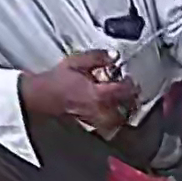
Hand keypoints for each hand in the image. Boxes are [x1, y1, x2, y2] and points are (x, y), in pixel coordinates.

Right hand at [19, 51, 137, 131]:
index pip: (122, 91)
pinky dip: (116, 117)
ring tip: (126, 102)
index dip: (130, 85)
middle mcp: (100, 109)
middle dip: (131, 100)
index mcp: (98, 94)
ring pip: (120, 119)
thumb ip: (97, 58)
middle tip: (133, 92)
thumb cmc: (60, 80)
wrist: (47, 96)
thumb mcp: (77, 62)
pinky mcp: (94, 124)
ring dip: (125, 110)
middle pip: (125, 108)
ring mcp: (98, 119)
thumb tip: (113, 55)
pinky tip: (114, 110)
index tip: (132, 80)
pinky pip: (111, 124)